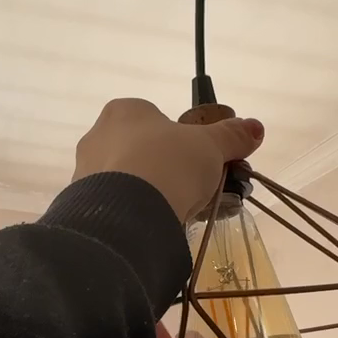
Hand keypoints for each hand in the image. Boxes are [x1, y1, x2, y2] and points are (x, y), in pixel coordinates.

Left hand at [71, 99, 263, 222]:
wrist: (127, 214)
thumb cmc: (169, 164)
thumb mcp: (210, 148)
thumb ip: (231, 137)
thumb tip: (255, 128)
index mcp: (124, 111)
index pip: (155, 120)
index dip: (180, 141)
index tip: (197, 162)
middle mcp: (97, 136)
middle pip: (140, 151)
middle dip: (165, 170)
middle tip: (190, 190)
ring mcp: (85, 172)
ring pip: (125, 181)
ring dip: (148, 194)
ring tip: (173, 213)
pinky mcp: (82, 206)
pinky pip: (115, 207)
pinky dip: (132, 214)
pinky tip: (150, 226)